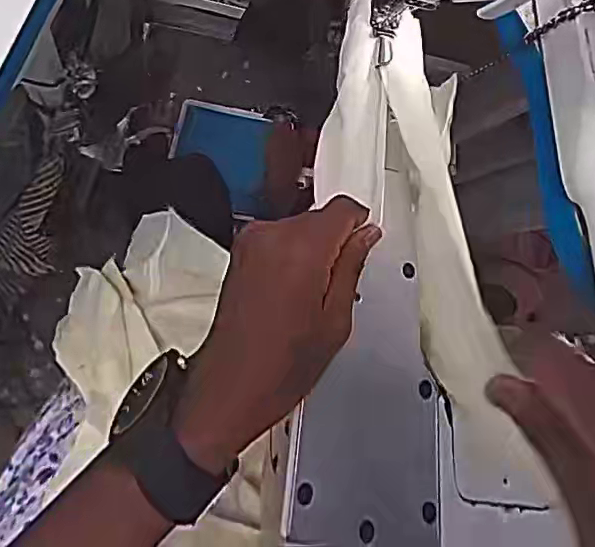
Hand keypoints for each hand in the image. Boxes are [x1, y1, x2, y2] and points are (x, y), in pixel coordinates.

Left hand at [174, 195, 380, 473]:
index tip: (363, 237)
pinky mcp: (240, 251)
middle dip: (335, 239)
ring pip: (299, 225)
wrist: (229, 388)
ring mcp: (253, 241)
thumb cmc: (276, 367)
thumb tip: (364, 237)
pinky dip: (289, 254)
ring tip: (310, 292)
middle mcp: (274, 235)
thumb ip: (353, 266)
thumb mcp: (336, 320)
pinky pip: (278, 237)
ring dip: (311, 247)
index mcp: (303, 248)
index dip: (359, 222)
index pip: (343, 207)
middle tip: (337, 279)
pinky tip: (291, 290)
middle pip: (320, 215)